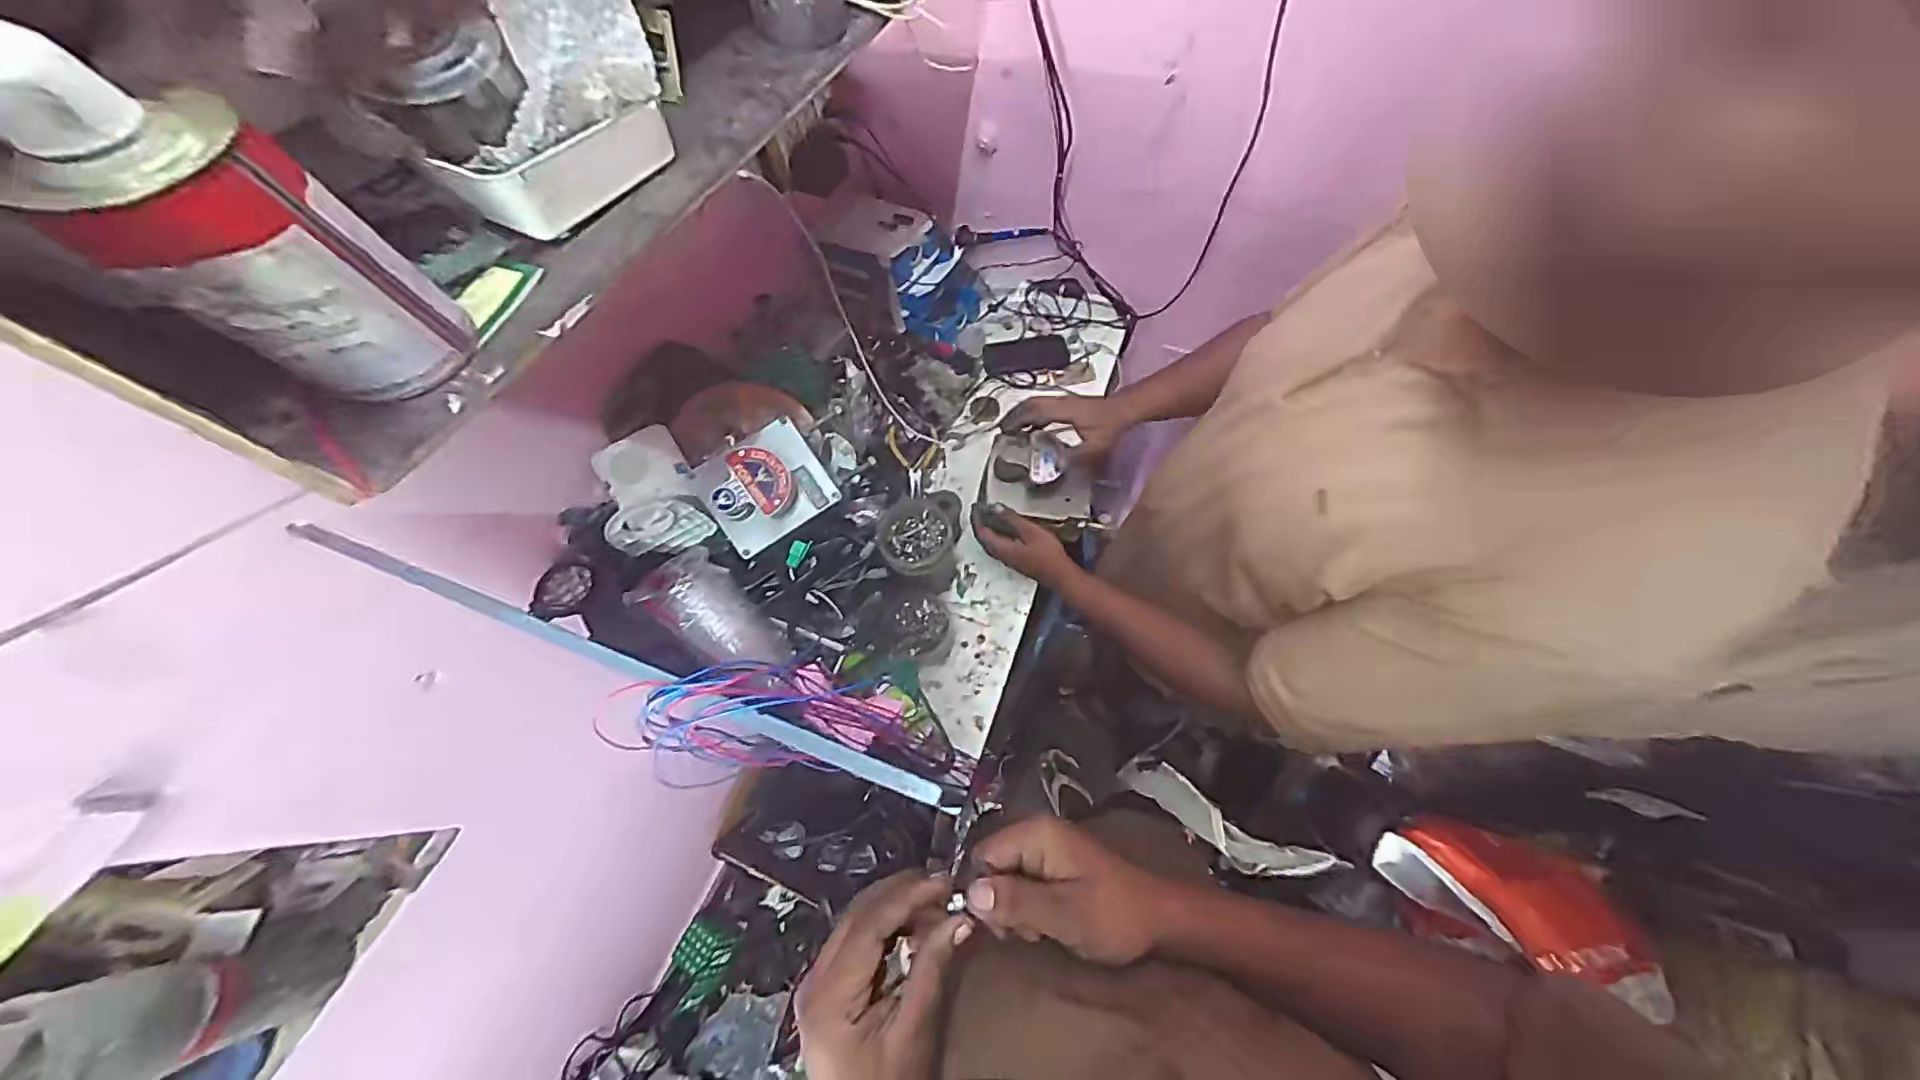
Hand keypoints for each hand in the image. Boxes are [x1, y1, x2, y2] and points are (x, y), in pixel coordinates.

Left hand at [796, 873, 971, 1079]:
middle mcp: (815, 978)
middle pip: (858, 914)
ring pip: (857, 920)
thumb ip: (932, 969)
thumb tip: (959, 918)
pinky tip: (914, 926)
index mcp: (829, 993)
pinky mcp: (828, 986)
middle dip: (902, 893)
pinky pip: (857, 938)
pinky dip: (887, 924)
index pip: (868, 922)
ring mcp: (817, 981)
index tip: (943, 882)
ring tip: (935, 904)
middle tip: (943, 887)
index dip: (907, 895)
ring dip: (896, 906)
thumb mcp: (914, 1031)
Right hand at [964, 817, 1175, 965]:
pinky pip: (1023, 884)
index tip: (1002, 923)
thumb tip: (970, 894)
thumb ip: (1015, 901)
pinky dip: (1028, 908)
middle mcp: (1037, 833)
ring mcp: (1047, 849)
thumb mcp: (1063, 913)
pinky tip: (1046, 925)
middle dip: (1001, 902)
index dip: (984, 891)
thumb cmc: (1114, 915)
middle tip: (1027, 930)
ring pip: (1006, 878)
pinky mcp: (1055, 867)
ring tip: (1041, 930)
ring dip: (1015, 909)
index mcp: (1037, 834)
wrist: (1160, 921)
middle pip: (992, 866)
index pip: (983, 856)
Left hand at [971, 508, 1077, 587]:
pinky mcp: (1015, 560)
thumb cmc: (1047, 554)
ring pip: (991, 543)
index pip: (981, 532)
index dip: (976, 518)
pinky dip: (996, 536)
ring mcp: (1008, 560)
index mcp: (1000, 548)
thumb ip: (1011, 519)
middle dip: (979, 524)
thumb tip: (995, 508)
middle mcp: (1001, 556)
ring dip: (987, 530)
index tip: (975, 507)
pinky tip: (1002, 530)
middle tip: (979, 511)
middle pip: (983, 539)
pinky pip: (999, 546)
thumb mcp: (1029, 531)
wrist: (1059, 574)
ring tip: (988, 517)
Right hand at [1001, 394, 1133, 464]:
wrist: (1126, 409)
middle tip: (1003, 431)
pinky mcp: (1067, 405)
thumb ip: (1075, 459)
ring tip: (1012, 430)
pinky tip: (1032, 428)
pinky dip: (1032, 416)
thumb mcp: (1095, 448)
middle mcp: (1060, 403)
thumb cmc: (1112, 426)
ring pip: (1035, 404)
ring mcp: (1063, 402)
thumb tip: (1055, 467)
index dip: (1016, 420)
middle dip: (1013, 417)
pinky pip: (1043, 407)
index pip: (1033, 411)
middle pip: (1029, 404)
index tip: (1005, 432)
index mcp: (1063, 410)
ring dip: (1022, 415)